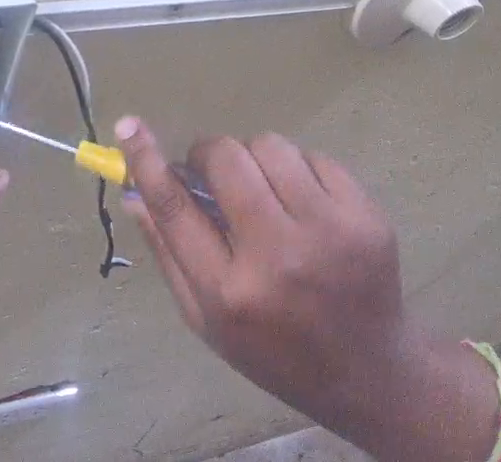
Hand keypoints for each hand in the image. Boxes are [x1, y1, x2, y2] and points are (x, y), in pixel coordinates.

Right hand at [114, 117, 492, 460]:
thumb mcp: (204, 319)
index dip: (146, 160)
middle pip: (225, 160)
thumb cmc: (273, 349)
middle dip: (207, 155)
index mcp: (230, 291)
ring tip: (261, 192)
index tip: (128, 126)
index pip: (175, 207)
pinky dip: (295, 169)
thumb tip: (133, 191)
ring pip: (269, 146)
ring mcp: (331, 233)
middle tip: (211, 176)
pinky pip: (313, 156)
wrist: (372, 374)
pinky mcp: (368, 217)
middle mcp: (279, 257)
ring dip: (252, 159)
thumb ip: (167, 252)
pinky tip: (300, 203)